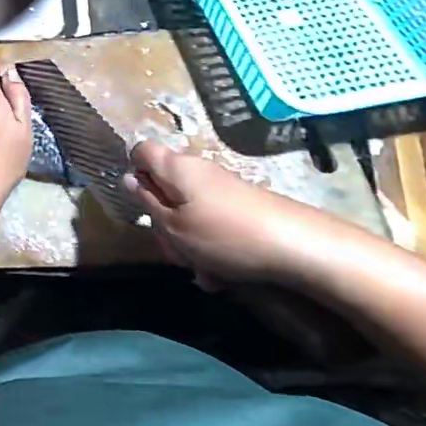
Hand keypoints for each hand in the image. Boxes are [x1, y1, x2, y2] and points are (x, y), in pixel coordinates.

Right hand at [125, 140, 308, 285]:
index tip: (139, 202)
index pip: (142, 151)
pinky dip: (209, 247)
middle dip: (162, 221)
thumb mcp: (174, 227)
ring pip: (186, 213)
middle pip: (163, 189)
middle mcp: (198, 171)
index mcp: (177, 168)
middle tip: (172, 247)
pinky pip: (210, 225)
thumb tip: (130, 179)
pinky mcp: (238, 207)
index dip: (134, 172)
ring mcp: (220, 189)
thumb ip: (148, 203)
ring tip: (201, 269)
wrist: (295, 246)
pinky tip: (219, 274)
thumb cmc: (223, 234)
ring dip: (186, 242)